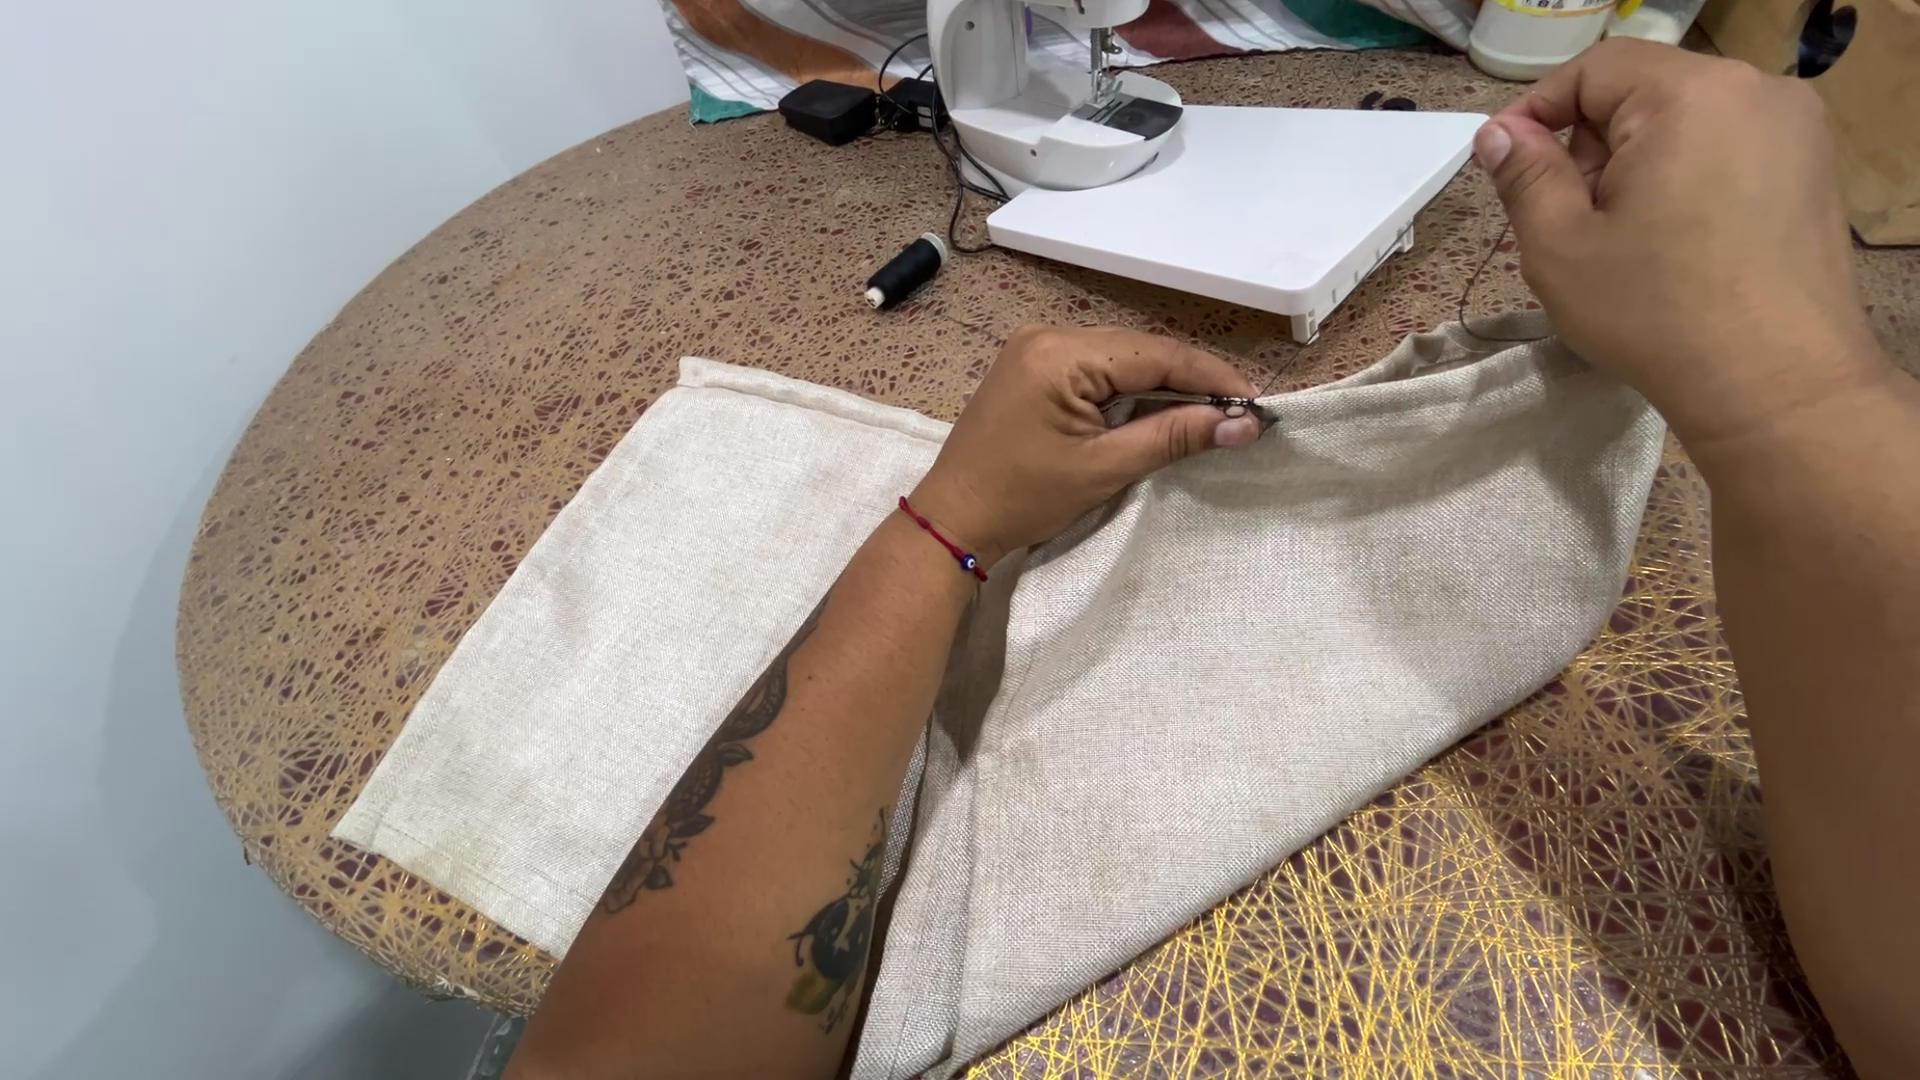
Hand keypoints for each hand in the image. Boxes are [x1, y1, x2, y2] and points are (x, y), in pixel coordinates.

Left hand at [908, 325, 1262, 567]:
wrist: (953, 517)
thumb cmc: (1023, 498)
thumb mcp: (1103, 469)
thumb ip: (1173, 436)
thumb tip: (1243, 424)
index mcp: (1060, 353)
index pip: (1155, 354)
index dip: (1211, 376)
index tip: (1255, 403)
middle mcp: (1046, 334)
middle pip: (1138, 349)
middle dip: (1188, 380)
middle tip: (1236, 412)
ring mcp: (1033, 346)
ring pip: (1118, 356)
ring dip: (1159, 383)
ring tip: (1205, 412)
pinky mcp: (1028, 365)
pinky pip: (1092, 366)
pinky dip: (1125, 387)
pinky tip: (1153, 407)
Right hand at [1475, 39, 1886, 448]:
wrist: (1766, 371)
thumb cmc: (1645, 306)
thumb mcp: (1557, 242)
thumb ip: (1525, 175)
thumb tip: (1498, 134)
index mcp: (1689, 98)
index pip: (1597, 66)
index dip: (1535, 107)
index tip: (1499, 163)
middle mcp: (1754, 91)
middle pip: (1640, 91)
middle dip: (1579, 142)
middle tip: (1547, 214)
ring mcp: (1792, 128)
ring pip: (1678, 122)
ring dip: (1621, 164)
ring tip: (1600, 234)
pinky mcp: (1805, 167)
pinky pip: (1718, 147)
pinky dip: (1669, 177)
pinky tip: (1654, 239)